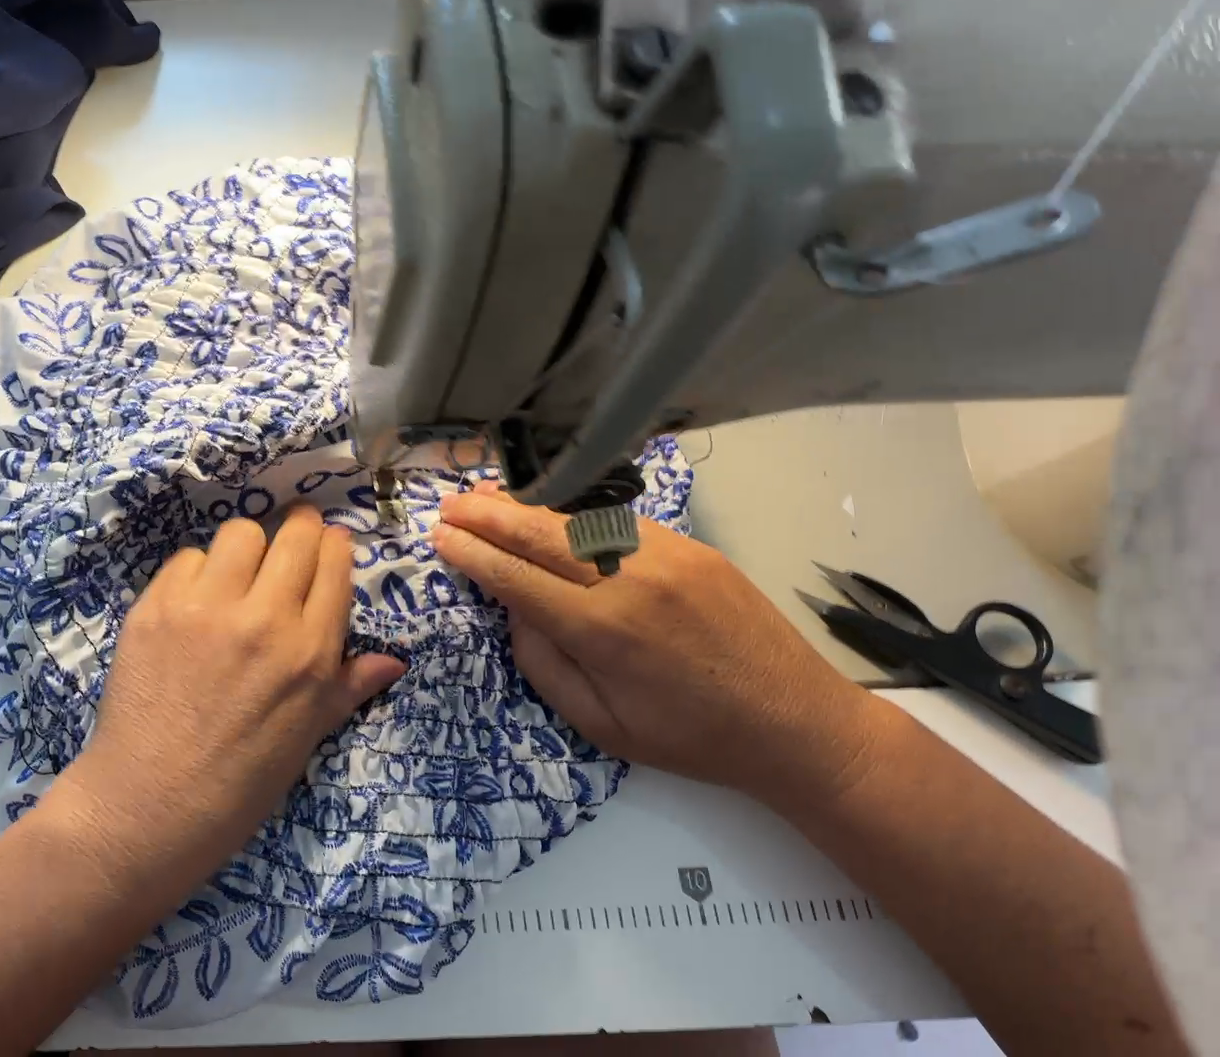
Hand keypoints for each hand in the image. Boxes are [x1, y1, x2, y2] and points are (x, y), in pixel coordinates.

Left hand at [58, 504, 406, 873]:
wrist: (154, 802)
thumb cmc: (243, 779)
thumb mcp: (310, 734)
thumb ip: (350, 685)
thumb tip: (395, 660)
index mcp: (311, 651)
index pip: (334, 561)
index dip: (332, 546)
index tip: (325, 549)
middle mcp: (264, 618)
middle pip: (295, 534)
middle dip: (299, 529)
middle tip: (290, 543)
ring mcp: (206, 608)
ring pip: (240, 533)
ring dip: (246, 549)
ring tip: (238, 576)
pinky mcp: (156, 607)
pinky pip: (187, 558)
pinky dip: (197, 573)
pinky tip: (194, 604)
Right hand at [431, 484, 896, 807]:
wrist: (795, 723)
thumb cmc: (688, 738)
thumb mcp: (598, 723)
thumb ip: (542, 662)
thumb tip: (513, 607)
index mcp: (602, 631)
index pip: (516, 578)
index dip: (472, 555)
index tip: (440, 538)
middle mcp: (630, 579)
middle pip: (539, 533)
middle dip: (487, 516)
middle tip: (449, 505)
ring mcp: (665, 555)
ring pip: (576, 518)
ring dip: (525, 506)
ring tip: (488, 497)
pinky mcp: (692, 547)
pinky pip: (617, 522)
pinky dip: (573, 513)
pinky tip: (550, 511)